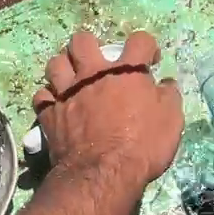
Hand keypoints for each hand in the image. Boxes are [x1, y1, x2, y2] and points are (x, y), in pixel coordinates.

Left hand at [32, 31, 183, 198]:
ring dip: (63, 67)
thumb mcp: (171, 120)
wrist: (104, 174)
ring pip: (55, 63)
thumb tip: (166, 83)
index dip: (148, 46)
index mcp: (126, 71)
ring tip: (71, 78)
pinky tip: (56, 104)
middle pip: (82, 41)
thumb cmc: (142, 145)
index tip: (151, 60)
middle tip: (98, 61)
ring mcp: (67, 92)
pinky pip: (41, 95)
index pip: (140, 40)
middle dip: (89, 45)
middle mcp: (93, 73)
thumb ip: (169, 96)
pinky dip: (49, 98)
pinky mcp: (50, 113)